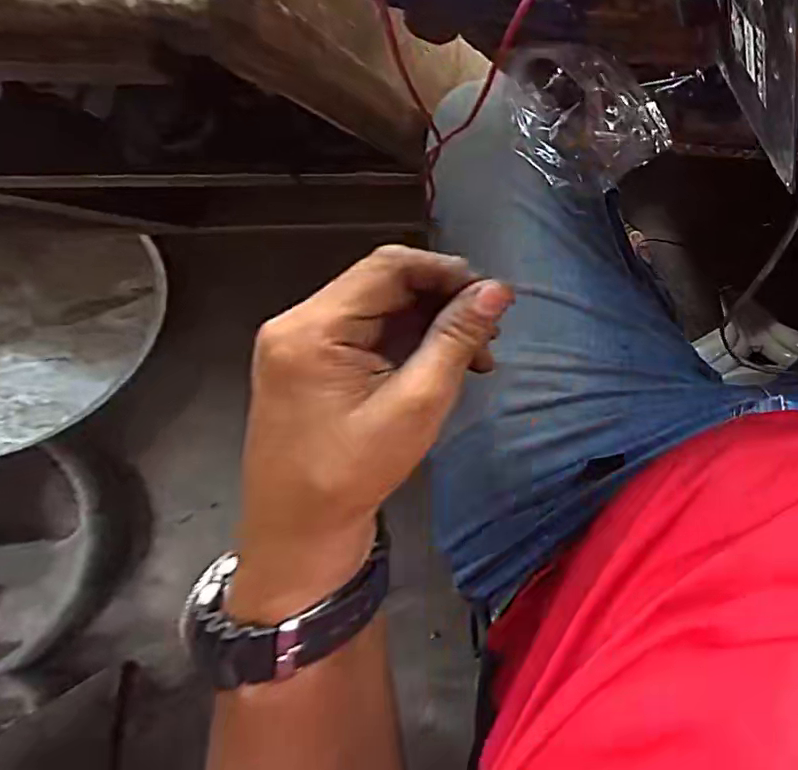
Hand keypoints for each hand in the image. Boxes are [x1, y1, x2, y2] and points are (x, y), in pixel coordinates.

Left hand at [230, 245, 512, 620]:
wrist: (299, 531)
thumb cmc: (353, 470)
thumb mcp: (419, 400)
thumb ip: (458, 336)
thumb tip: (498, 290)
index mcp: (314, 329)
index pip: (391, 266)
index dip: (449, 272)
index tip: (491, 301)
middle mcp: (303, 324)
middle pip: (391, 280)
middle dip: (449, 298)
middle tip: (490, 331)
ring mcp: (308, 343)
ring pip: (391, 303)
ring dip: (441, 319)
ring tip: (478, 354)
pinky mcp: (320, 361)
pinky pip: (381, 327)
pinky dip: (422, 337)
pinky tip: (452, 363)